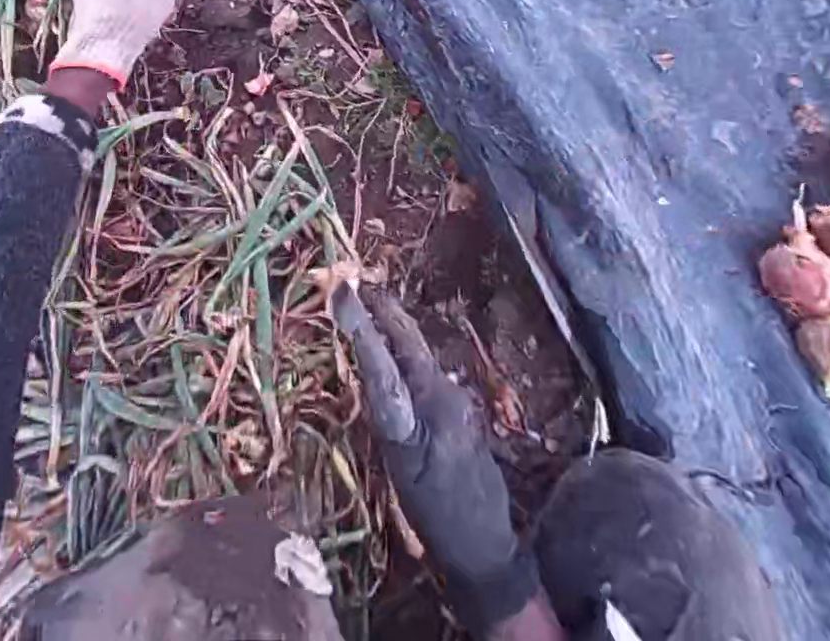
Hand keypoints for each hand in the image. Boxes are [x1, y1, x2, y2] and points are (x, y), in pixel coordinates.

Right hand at [336, 285, 545, 636]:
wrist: (486, 545)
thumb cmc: (435, 512)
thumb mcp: (400, 469)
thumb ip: (389, 416)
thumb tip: (374, 373)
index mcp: (427, 407)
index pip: (385, 358)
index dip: (361, 324)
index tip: (343, 290)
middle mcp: (444, 393)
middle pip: (408, 342)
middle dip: (382, 310)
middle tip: (354, 284)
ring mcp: (455, 398)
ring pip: (417, 352)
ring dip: (391, 326)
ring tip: (367, 306)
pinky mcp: (459, 407)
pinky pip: (424, 367)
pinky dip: (402, 350)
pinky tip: (391, 347)